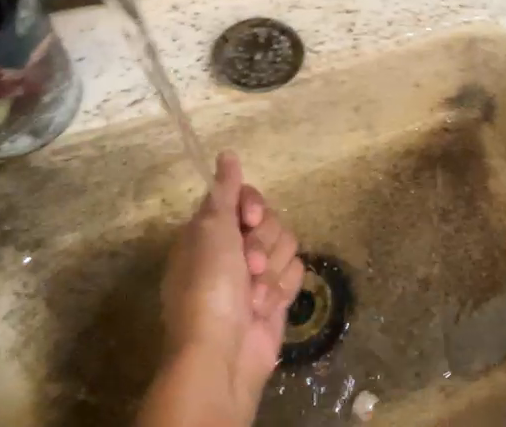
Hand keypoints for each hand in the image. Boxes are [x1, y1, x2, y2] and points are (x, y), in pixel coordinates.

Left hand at [142, 151, 304, 426]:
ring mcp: (255, 274)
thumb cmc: (209, 286)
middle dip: (263, 244)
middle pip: (272, 221)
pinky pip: (295, 271)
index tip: (251, 220)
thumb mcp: (211, 230)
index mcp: (211, 233)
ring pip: (287, 244)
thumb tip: (227, 154)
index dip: (254, 207)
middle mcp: (233, 250)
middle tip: (247, 266)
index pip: (246, 199)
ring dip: (271, 270)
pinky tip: (265, 307)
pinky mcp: (276, 294)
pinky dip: (281, 289)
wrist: (223, 350)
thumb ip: (225, 190)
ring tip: (253, 294)